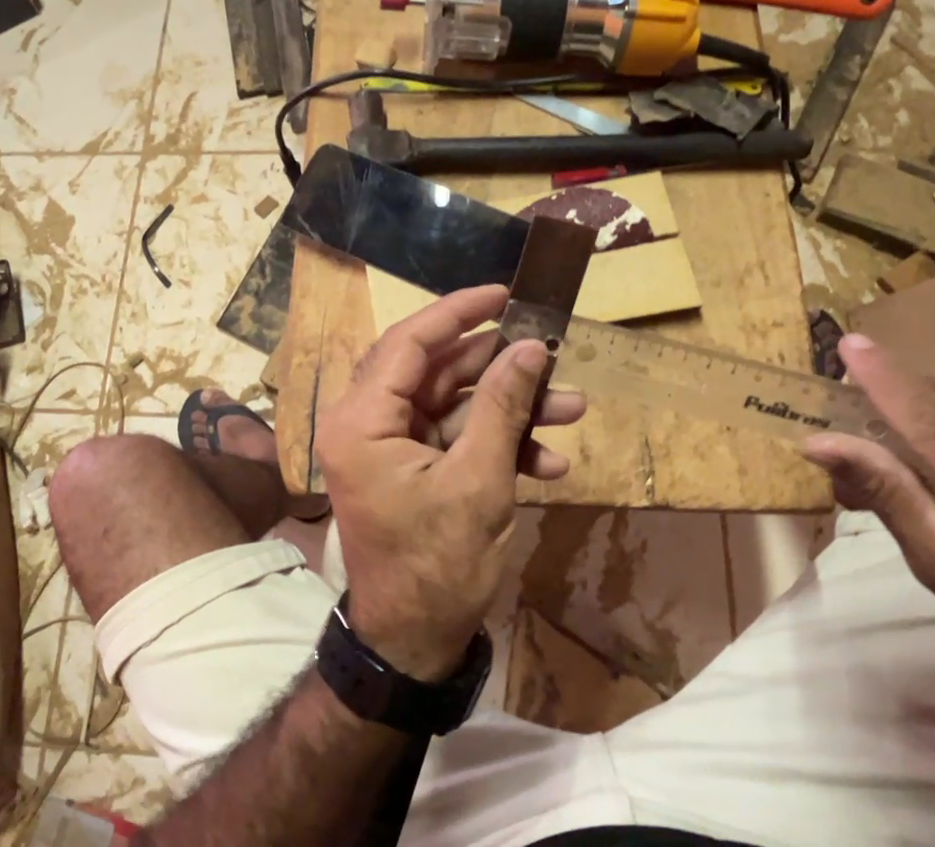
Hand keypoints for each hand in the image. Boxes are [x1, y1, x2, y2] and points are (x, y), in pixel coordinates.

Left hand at [314, 285, 585, 680]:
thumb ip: (502, 407)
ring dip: (511, 409)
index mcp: (362, 420)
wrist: (415, 642)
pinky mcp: (412, 469)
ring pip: (454, 405)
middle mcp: (366, 424)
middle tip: (551, 355)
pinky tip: (548, 463)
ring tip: (572, 409)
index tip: (504, 293)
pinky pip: (456, 439)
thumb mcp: (479, 481)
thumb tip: (531, 346)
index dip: (457, 312)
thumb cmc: (438, 564)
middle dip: (500, 368)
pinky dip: (498, 445)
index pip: (408, 343)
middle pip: (436, 371)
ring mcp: (390, 448)